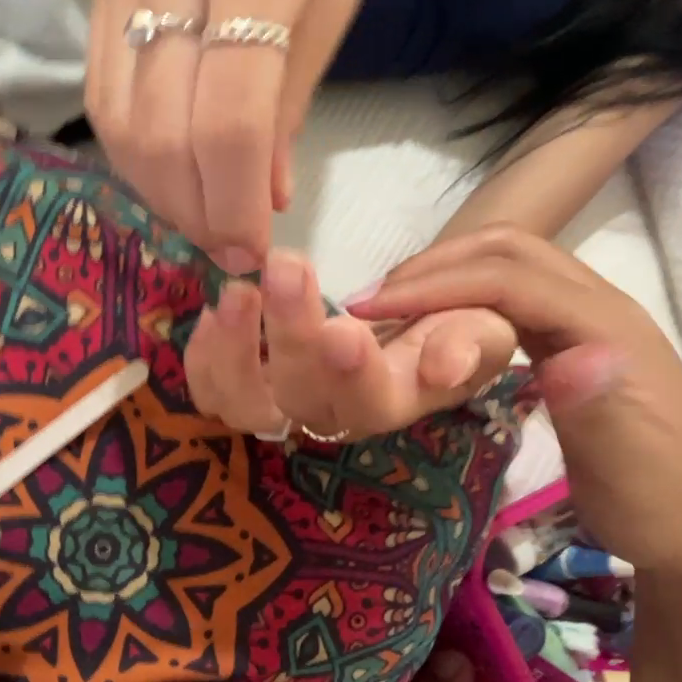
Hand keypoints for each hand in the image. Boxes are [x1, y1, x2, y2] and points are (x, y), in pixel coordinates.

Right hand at [86, 0, 384, 272]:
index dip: (232, 204)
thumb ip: (289, 99)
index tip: (250, 252)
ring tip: (194, 214)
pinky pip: (99, 93)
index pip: (227, 121)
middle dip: (191, 210)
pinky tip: (164, 169)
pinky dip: (129, 151)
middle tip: (222, 244)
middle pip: (159, 134)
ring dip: (155, 190)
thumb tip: (259, 199)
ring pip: (115, 123)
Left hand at [185, 249, 516, 438]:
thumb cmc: (446, 324)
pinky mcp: (247, 389)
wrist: (408, 325)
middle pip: (297, 399)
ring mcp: (283, 405)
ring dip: (232, 351)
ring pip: (242, 405)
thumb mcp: (478, 326)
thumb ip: (468, 342)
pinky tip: (211, 312)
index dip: (350, 374)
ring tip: (237, 291)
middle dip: (289, 335)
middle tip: (287, 267)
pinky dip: (202, 358)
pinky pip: (211, 391)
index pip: (368, 403)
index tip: (344, 325)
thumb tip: (444, 366)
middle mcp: (330, 414)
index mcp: (391, 402)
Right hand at [344, 227, 681, 574]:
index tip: (369, 308)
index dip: (436, 284)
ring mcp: (587, 325)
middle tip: (372, 301)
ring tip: (390, 311)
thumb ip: (597, 406)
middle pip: (510, 252)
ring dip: (446, 277)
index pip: (510, 279)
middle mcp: (600, 310)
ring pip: (509, 270)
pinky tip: (433, 331)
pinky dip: (462, 301)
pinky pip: (511, 301)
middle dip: (435, 265)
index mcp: (608, 328)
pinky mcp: (573, 345)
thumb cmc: (657, 503)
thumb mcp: (625, 464)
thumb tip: (568, 355)